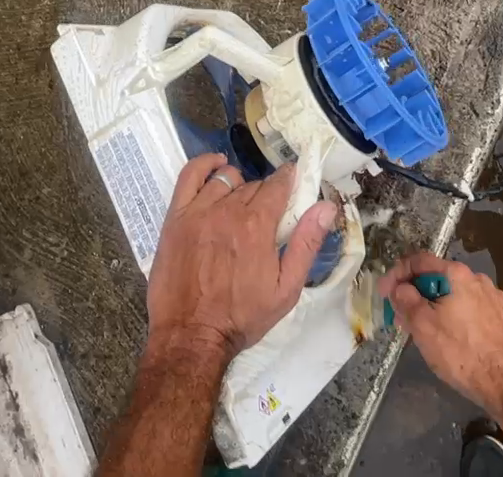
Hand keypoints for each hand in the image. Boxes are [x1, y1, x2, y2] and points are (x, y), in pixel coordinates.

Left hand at [146, 154, 338, 360]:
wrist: (190, 337)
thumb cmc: (241, 317)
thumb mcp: (286, 290)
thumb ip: (306, 244)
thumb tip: (326, 207)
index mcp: (257, 226)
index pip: (278, 185)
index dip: (289, 181)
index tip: (293, 182)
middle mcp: (228, 211)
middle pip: (254, 186)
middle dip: (265, 195)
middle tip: (266, 217)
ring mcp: (198, 211)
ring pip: (226, 180)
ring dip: (239, 186)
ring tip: (240, 204)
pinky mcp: (176, 217)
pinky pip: (190, 175)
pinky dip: (205, 165)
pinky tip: (216, 166)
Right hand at [378, 252, 502, 417]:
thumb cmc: (461, 354)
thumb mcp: (423, 327)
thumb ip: (406, 301)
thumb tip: (399, 287)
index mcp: (457, 274)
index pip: (419, 261)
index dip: (397, 274)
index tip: (384, 293)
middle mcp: (478, 278)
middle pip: (437, 278)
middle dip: (416, 295)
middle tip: (402, 317)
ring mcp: (495, 297)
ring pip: (456, 294)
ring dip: (437, 306)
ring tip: (427, 331)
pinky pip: (473, 309)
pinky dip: (458, 316)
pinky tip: (455, 338)